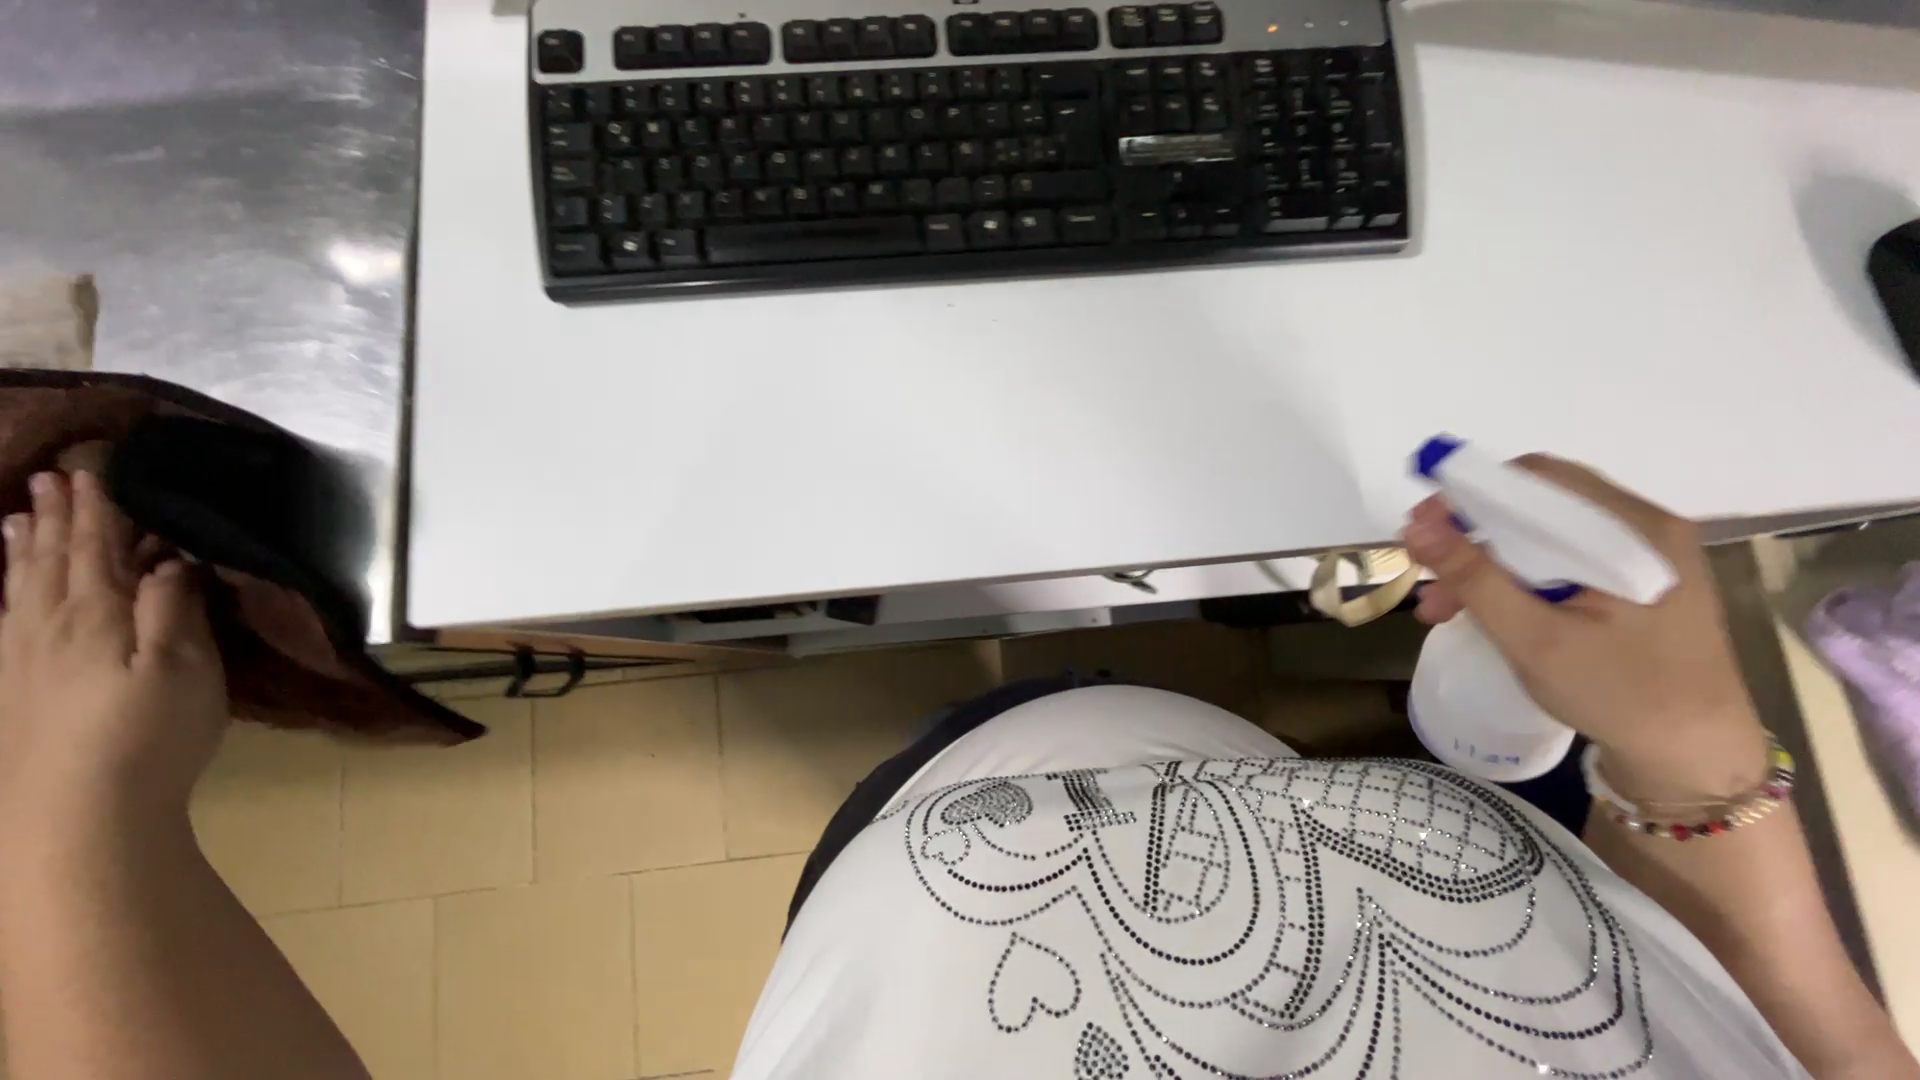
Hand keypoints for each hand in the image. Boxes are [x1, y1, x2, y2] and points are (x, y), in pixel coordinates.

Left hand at [0, 471, 227, 824]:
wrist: (79, 811)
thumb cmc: (150, 732)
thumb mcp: (184, 666)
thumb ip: (175, 608)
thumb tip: (171, 558)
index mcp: (98, 615)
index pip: (98, 547)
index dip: (99, 506)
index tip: (94, 467)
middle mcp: (50, 625)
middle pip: (54, 559)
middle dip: (58, 516)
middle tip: (52, 475)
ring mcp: (23, 657)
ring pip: (20, 585)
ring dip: (24, 547)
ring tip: (17, 515)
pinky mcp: (13, 686)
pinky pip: (5, 618)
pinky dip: (5, 590)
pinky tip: (5, 586)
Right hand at [1400, 455, 1768, 801]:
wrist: (1693, 757)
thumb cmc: (1618, 695)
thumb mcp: (1533, 638)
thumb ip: (1474, 577)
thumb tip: (1415, 526)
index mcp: (1635, 531)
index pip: (1538, 478)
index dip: (1470, 493)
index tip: (1420, 524)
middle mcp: (1645, 530)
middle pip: (1538, 506)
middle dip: (1471, 535)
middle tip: (1424, 568)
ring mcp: (1644, 557)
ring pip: (1544, 536)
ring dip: (1486, 563)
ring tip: (1441, 606)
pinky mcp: (1636, 583)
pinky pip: (1562, 561)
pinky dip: (1516, 579)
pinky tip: (1485, 610)